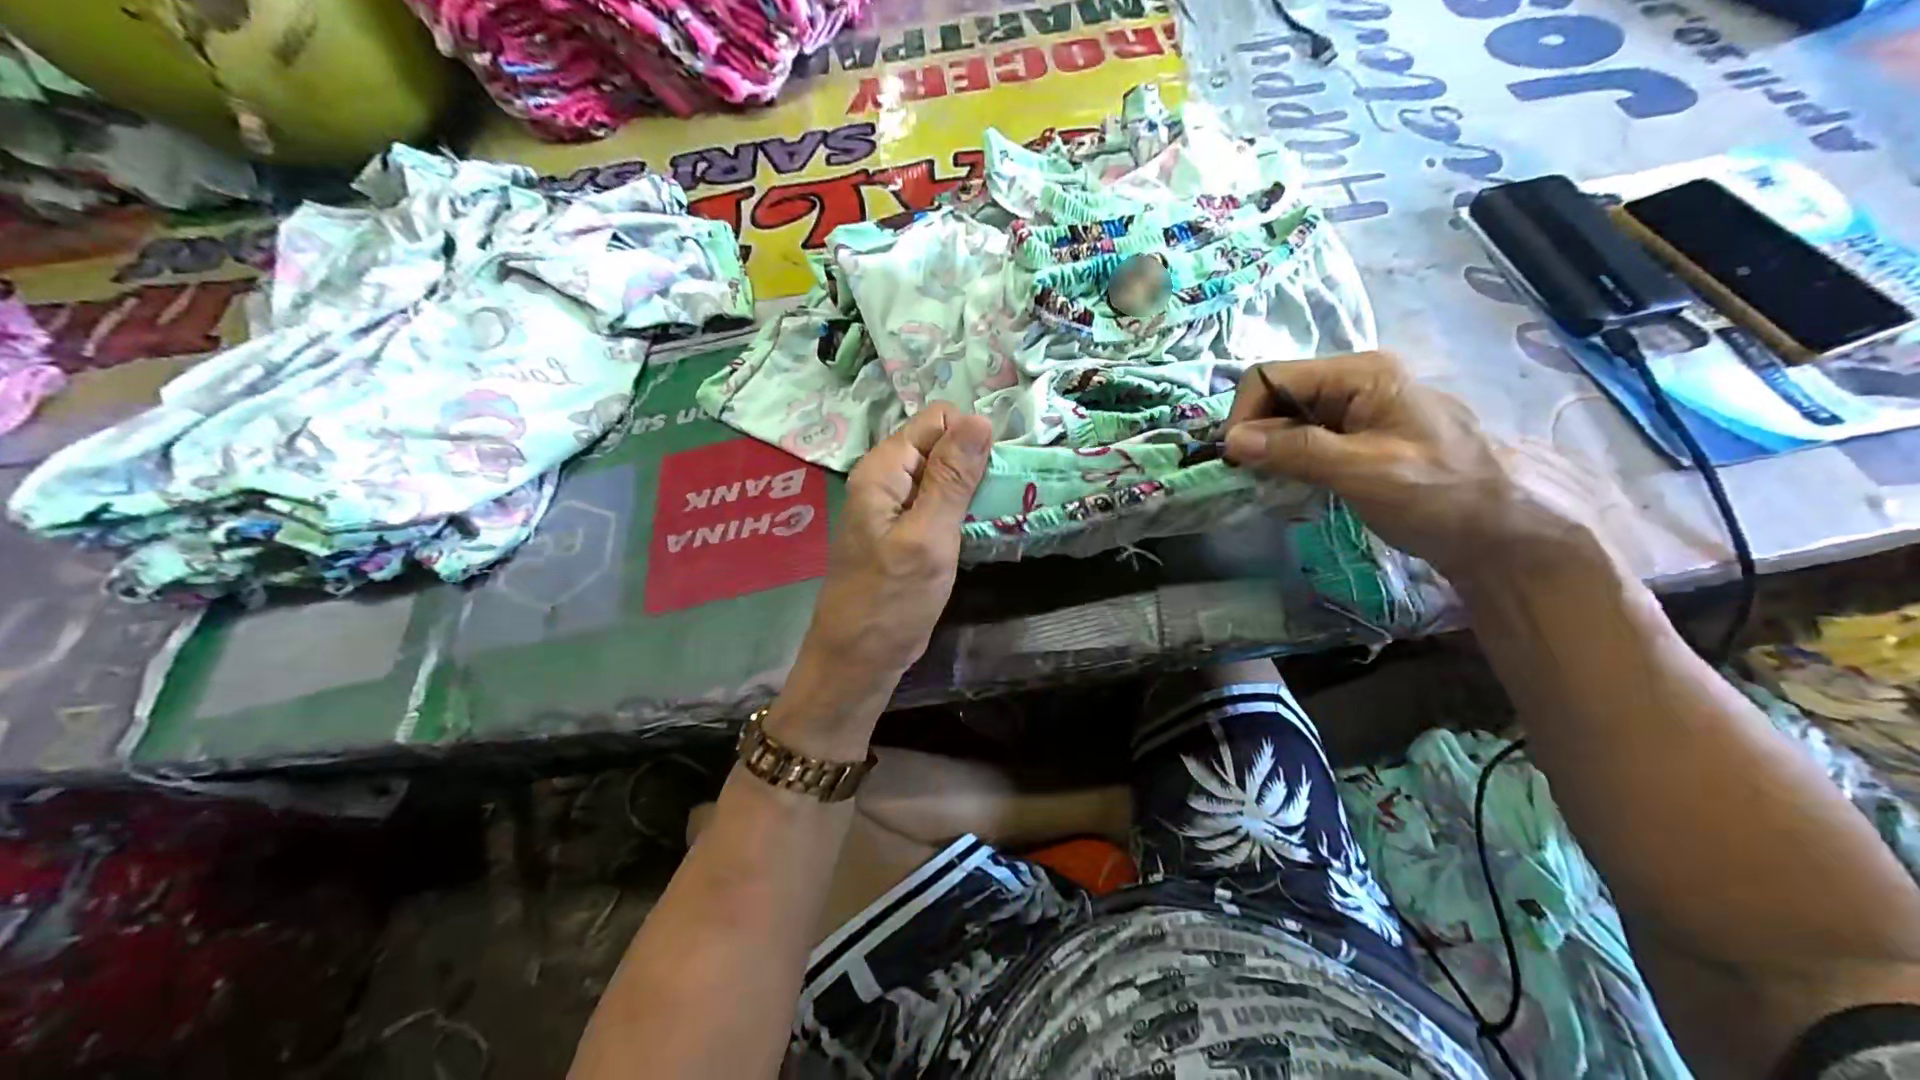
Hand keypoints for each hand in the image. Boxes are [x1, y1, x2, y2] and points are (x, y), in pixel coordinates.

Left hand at [773, 404, 992, 749]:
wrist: (859, 661)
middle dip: (976, 462)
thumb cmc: (891, 602)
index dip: (971, 437)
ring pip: (944, 477)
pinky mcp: (907, 533)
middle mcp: (887, 480)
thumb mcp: (928, 538)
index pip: (936, 420)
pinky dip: (964, 512)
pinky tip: (984, 529)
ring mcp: (896, 508)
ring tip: (1003, 511)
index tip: (997, 472)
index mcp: (884, 470)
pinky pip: (940, 506)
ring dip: (974, 489)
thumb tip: (979, 418)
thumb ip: (952, 478)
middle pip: (941, 445)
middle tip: (1005, 496)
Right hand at [1222, 351, 1623, 582]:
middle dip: (1256, 433)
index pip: (1272, 376)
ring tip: (1272, 483)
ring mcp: (1356, 408)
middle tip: (1255, 478)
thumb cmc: (1439, 495)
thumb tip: (1231, 441)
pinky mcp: (1356, 436)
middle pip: (1276, 395)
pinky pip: (1304, 438)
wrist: (1499, 532)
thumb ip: (1297, 451)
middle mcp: (1354, 381)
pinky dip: (1287, 460)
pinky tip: (1291, 483)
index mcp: (1361, 374)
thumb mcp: (1364, 472)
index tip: (1236, 460)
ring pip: (1286, 418)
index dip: (1244, 414)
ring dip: (1269, 449)